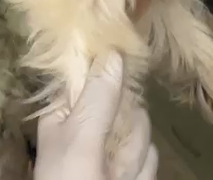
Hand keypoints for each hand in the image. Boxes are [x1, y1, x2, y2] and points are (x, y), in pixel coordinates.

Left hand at [34, 55, 157, 179]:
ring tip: (116, 171)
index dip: (107, 64)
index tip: (126, 47)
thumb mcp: (80, 139)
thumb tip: (114, 51)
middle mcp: (87, 129)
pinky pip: (148, 159)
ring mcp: (110, 154)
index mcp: (64, 114)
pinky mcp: (131, 175)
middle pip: (122, 102)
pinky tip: (130, 178)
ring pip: (139, 131)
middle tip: (116, 137)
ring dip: (133, 149)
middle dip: (126, 119)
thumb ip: (99, 98)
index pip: (88, 75)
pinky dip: (142, 170)